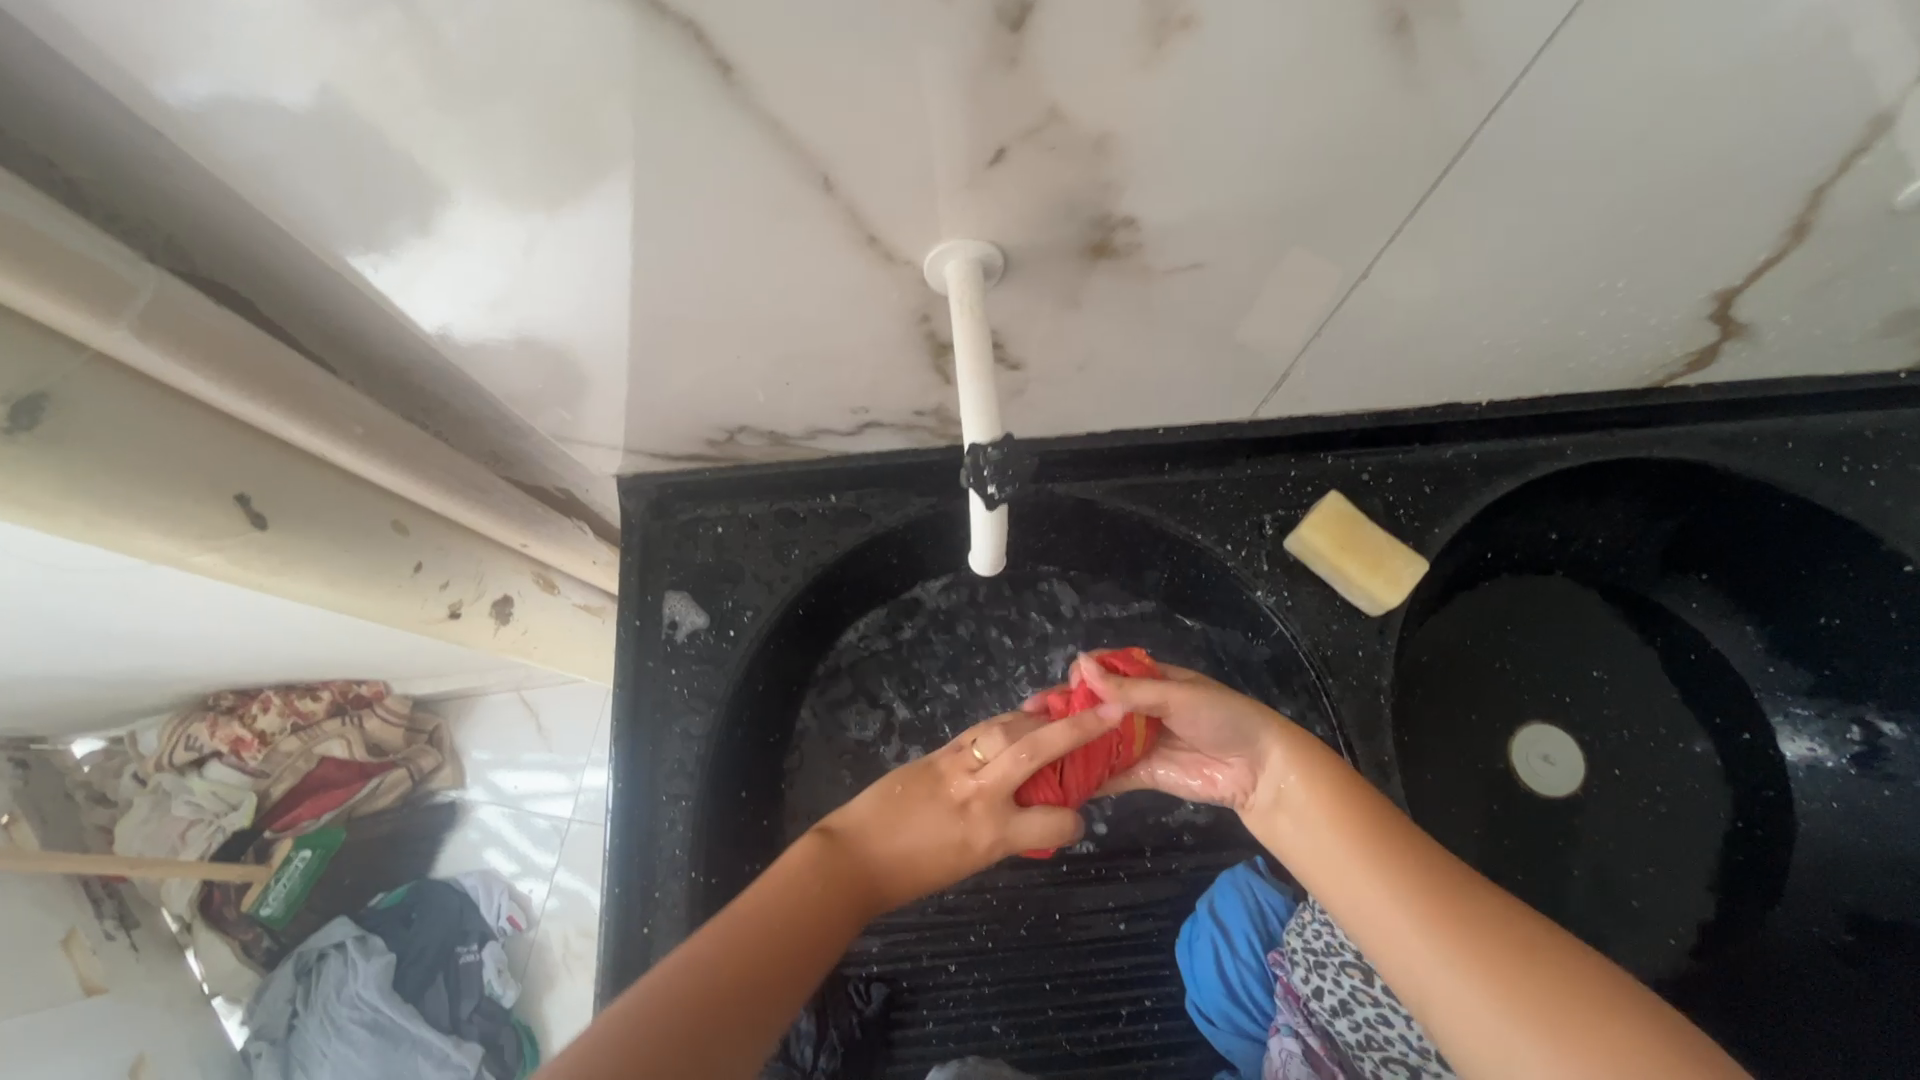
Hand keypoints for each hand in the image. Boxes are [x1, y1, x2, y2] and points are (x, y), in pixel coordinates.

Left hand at [809, 706, 1122, 915]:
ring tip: (1066, 708)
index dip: (1073, 823)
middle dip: (1077, 728)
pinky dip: (1005, 722)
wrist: (854, 858)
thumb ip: (1004, 834)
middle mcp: (979, 794)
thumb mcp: (969, 864)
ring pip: (1006, 728)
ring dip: (1040, 716)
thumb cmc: (911, 874)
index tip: (1076, 821)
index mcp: (990, 835)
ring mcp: (955, 766)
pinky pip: (979, 731)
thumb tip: (1032, 814)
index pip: (1054, 823)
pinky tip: (1020, 718)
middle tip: (1112, 710)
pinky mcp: (936, 753)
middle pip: (1033, 749)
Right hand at [1034, 654, 1302, 814]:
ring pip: (1094, 740)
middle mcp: (1137, 710)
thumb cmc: (1222, 717)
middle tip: (1029, 717)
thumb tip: (1079, 665)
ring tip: (1031, 748)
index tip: (1061, 686)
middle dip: (1062, 710)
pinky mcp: (1140, 775)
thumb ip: (1128, 689)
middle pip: (1092, 707)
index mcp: (1148, 680)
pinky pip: (1106, 774)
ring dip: (1066, 743)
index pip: (1105, 672)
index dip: (1080, 677)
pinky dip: (1084, 777)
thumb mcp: (1176, 695)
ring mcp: (1136, 743)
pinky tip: (1055, 780)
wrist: (1260, 769)